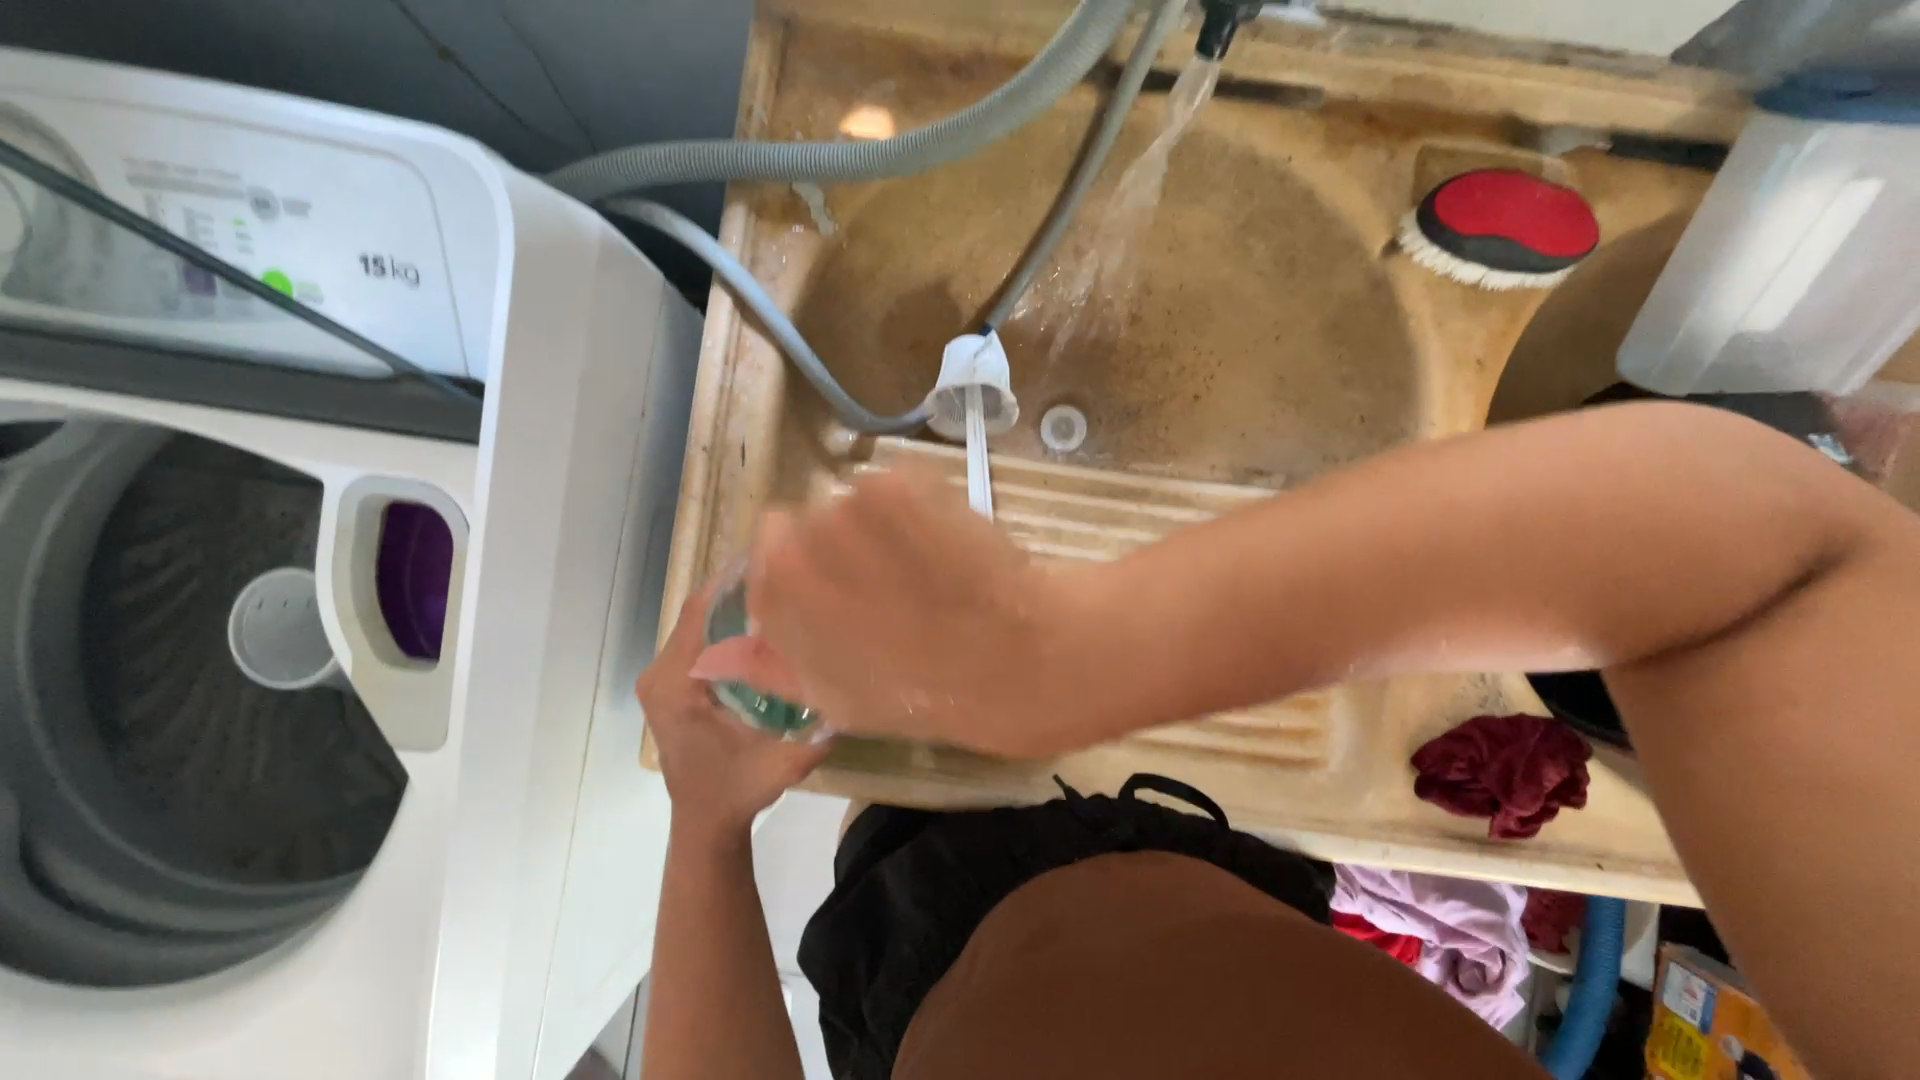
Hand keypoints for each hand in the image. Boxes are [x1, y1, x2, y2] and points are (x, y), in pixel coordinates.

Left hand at [641, 581, 831, 842]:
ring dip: (732, 606)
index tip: (769, 556)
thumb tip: (858, 688)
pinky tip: (760, 624)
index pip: (699, 613)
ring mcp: (661, 680)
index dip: (731, 580)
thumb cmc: (737, 792)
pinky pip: (696, 643)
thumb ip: (820, 730)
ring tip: (778, 589)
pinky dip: (724, 628)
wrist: (704, 824)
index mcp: (677, 685)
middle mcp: (660, 675)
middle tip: (785, 571)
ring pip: (696, 625)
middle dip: (738, 589)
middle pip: (697, 613)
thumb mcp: (784, 763)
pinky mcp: (670, 686)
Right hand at [688, 466, 1097, 756]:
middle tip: (889, 584)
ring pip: (856, 501)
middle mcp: (803, 536)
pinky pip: (898, 485)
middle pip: (813, 520)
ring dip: (882, 526)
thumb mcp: (834, 698)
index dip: (809, 571)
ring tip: (924, 570)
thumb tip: (710, 656)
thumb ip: (768, 667)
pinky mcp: (905, 481)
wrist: (1011, 660)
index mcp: (779, 589)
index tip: (843, 591)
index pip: (771, 552)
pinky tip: (945, 548)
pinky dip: (918, 507)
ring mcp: (857, 502)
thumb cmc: (921, 693)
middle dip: (843, 545)